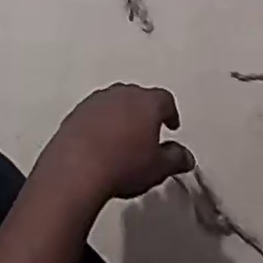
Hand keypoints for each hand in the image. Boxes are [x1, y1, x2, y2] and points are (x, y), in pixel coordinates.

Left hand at [35, 84, 194, 202]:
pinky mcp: (78, 111)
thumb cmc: (122, 164)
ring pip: (115, 103)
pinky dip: (101, 123)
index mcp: (147, 102)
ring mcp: (97, 100)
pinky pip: (95, 113)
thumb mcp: (159, 168)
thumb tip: (184, 157)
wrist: (78, 167)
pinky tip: (102, 144)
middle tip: (149, 133)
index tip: (171, 123)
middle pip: (139, 97)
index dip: (170, 113)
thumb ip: (175, 159)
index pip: (165, 100)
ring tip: (124, 141)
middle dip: (145, 113)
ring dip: (121, 116)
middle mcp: (122, 94)